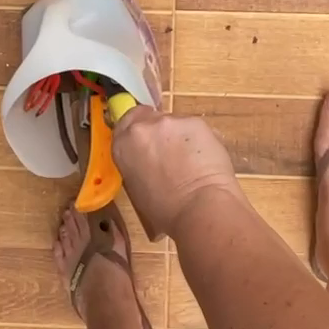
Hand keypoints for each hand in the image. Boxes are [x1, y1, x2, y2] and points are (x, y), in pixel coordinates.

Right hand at [111, 107, 243, 238]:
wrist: (201, 207)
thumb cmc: (166, 211)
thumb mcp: (137, 187)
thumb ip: (137, 163)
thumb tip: (148, 160)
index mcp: (123, 144)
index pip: (125, 124)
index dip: (138, 133)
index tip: (146, 143)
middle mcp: (144, 126)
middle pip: (149, 118)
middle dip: (158, 132)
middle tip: (169, 152)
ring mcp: (171, 121)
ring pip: (174, 123)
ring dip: (179, 137)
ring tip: (191, 161)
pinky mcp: (196, 121)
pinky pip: (194, 128)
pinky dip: (198, 140)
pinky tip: (204, 160)